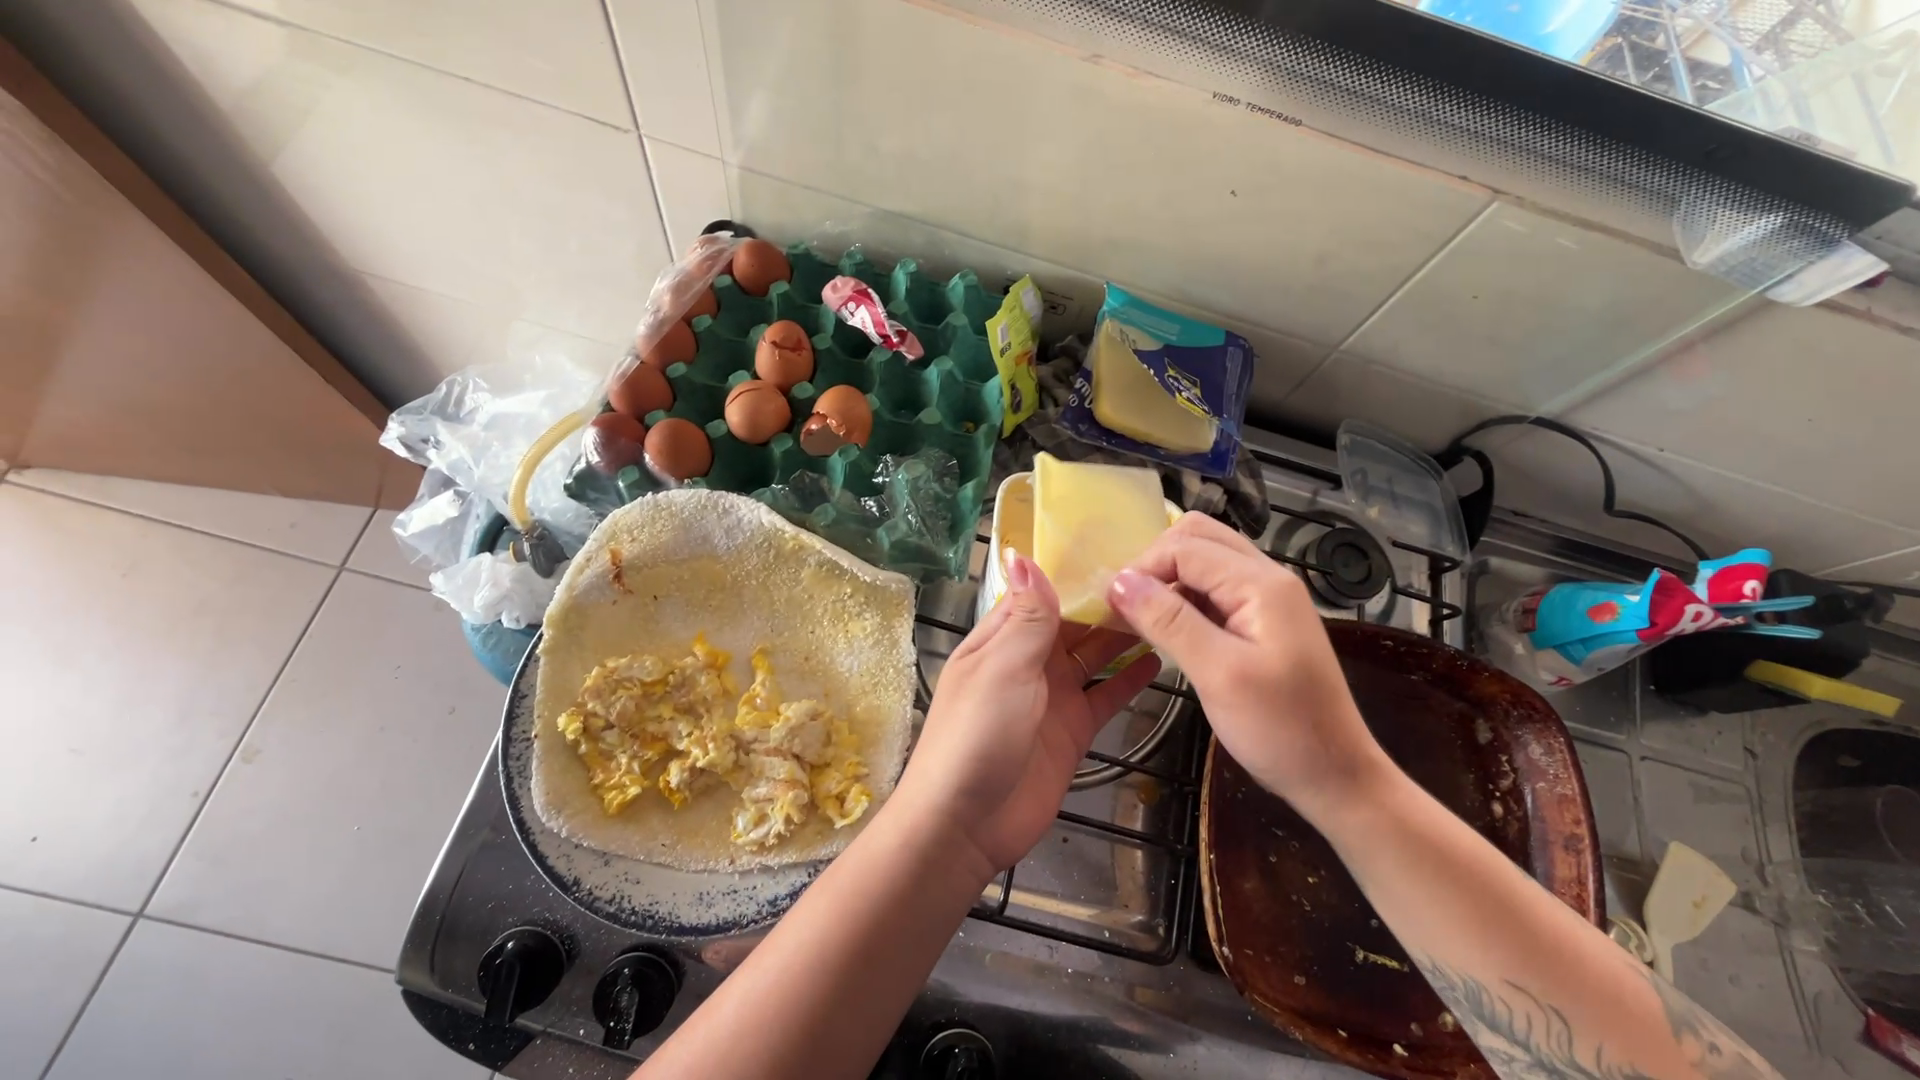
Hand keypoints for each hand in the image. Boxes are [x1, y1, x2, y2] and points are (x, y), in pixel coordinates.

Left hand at [893, 555, 1161, 879]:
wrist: (967, 823)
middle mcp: (1027, 663)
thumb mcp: (1002, 667)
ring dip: (1122, 635)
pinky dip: (1129, 679)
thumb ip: (1026, 617)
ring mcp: (1051, 698)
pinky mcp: (1073, 731)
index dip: (1072, 573)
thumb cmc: (977, 735)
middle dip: (1105, 602)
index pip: (1039, 595)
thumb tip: (1025, 555)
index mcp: (1000, 640)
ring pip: (1093, 655)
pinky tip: (1159, 659)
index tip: (1117, 547)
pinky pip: (1105, 696)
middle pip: (1071, 623)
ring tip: (1166, 608)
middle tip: (1159, 575)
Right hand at [1106, 513, 1389, 821]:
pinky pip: (1214, 589)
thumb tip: (1119, 581)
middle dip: (1154, 562)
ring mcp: (1267, 599)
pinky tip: (1168, 630)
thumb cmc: (1280, 728)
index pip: (1185, 547)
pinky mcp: (1262, 621)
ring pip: (1205, 561)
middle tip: (1127, 604)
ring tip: (1141, 618)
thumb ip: (1169, 622)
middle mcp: (1267, 578)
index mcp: (1261, 584)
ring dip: (1168, 579)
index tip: (1111, 605)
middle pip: (1198, 538)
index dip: (1142, 568)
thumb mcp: (1218, 674)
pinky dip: (1184, 599)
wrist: (1335, 775)